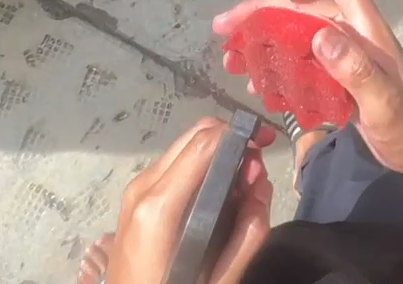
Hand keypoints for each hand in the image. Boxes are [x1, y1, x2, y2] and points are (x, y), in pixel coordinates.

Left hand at [78, 117, 275, 283]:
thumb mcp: (217, 283)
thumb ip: (247, 235)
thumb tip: (262, 186)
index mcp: (158, 206)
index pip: (206, 141)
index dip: (241, 135)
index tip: (265, 149)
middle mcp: (143, 186)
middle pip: (197, 134)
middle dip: (233, 141)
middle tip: (255, 171)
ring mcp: (136, 189)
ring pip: (187, 144)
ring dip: (219, 153)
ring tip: (240, 186)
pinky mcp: (136, 196)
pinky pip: (176, 162)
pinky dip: (203, 165)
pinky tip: (216, 193)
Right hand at [212, 0, 402, 205]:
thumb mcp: (384, 102)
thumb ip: (355, 70)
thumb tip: (320, 35)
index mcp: (366, 29)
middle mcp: (353, 34)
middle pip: (304, 8)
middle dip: (263, 13)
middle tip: (224, 30)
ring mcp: (344, 56)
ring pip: (297, 34)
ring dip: (263, 40)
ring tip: (231, 59)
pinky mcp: (337, 79)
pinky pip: (301, 62)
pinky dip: (276, 67)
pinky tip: (257, 83)